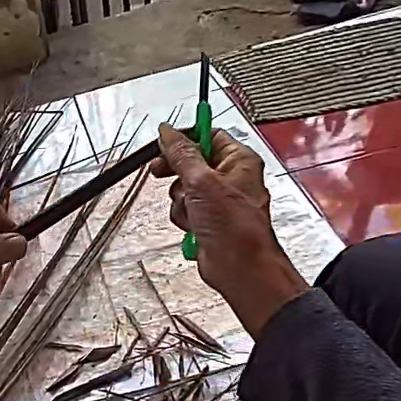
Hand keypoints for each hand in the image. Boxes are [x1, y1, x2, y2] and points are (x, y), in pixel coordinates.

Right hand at [149, 123, 307, 339]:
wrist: (238, 267)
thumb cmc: (235, 227)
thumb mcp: (201, 181)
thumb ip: (181, 154)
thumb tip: (168, 133)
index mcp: (239, 161)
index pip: (208, 135)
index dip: (184, 138)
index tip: (165, 142)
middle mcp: (230, 178)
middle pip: (191, 162)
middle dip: (176, 173)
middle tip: (161, 172)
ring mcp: (218, 201)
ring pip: (183, 189)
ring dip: (180, 200)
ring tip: (192, 211)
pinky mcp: (208, 221)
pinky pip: (184, 210)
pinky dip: (183, 217)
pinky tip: (193, 226)